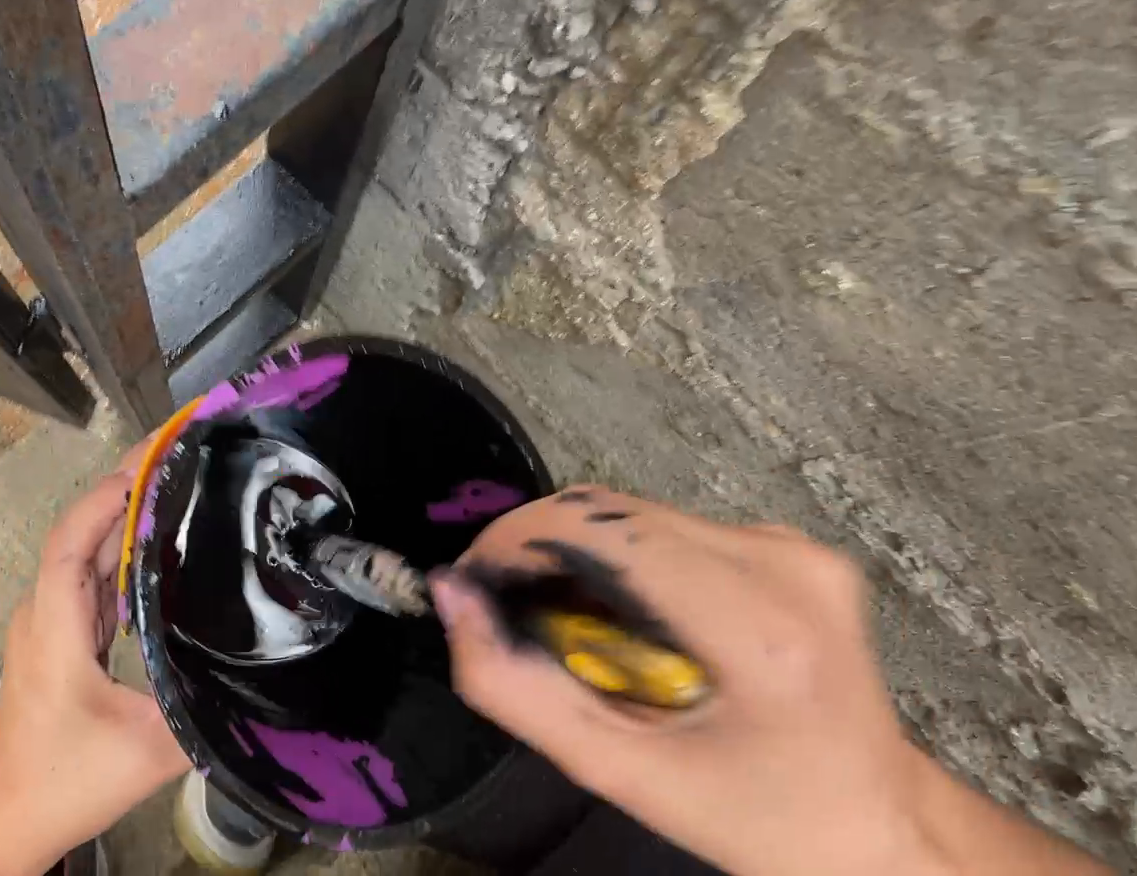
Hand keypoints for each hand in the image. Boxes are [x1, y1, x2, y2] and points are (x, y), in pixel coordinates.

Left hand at [0, 442, 189, 865]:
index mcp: (54, 621)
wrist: (10, 819)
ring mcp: (53, 620)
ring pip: (89, 551)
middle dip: (127, 487)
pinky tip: (162, 543)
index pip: (73, 535)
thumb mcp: (144, 749)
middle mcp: (47, 608)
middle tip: (179, 451)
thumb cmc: (63, 779)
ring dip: (127, 514)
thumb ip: (199, 711)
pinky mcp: (65, 635)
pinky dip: (125, 550)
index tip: (154, 458)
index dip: (109, 494)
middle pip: (83, 531)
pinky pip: (95, 577)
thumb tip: (257, 681)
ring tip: (177, 481)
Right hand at [430, 487, 938, 875]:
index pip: (601, 530)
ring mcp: (788, 544)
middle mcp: (780, 561)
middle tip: (496, 600)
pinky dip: (607, 552)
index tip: (471, 583)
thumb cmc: (757, 818)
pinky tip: (606, 607)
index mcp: (760, 630)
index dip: (514, 540)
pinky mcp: (783, 541)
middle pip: (606, 511)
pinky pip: (657, 522)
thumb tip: (452, 597)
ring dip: (565, 547)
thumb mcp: (620, 774)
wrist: (888, 828)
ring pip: (624, 510)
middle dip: (530, 544)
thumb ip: (516, 689)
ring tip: (548, 610)